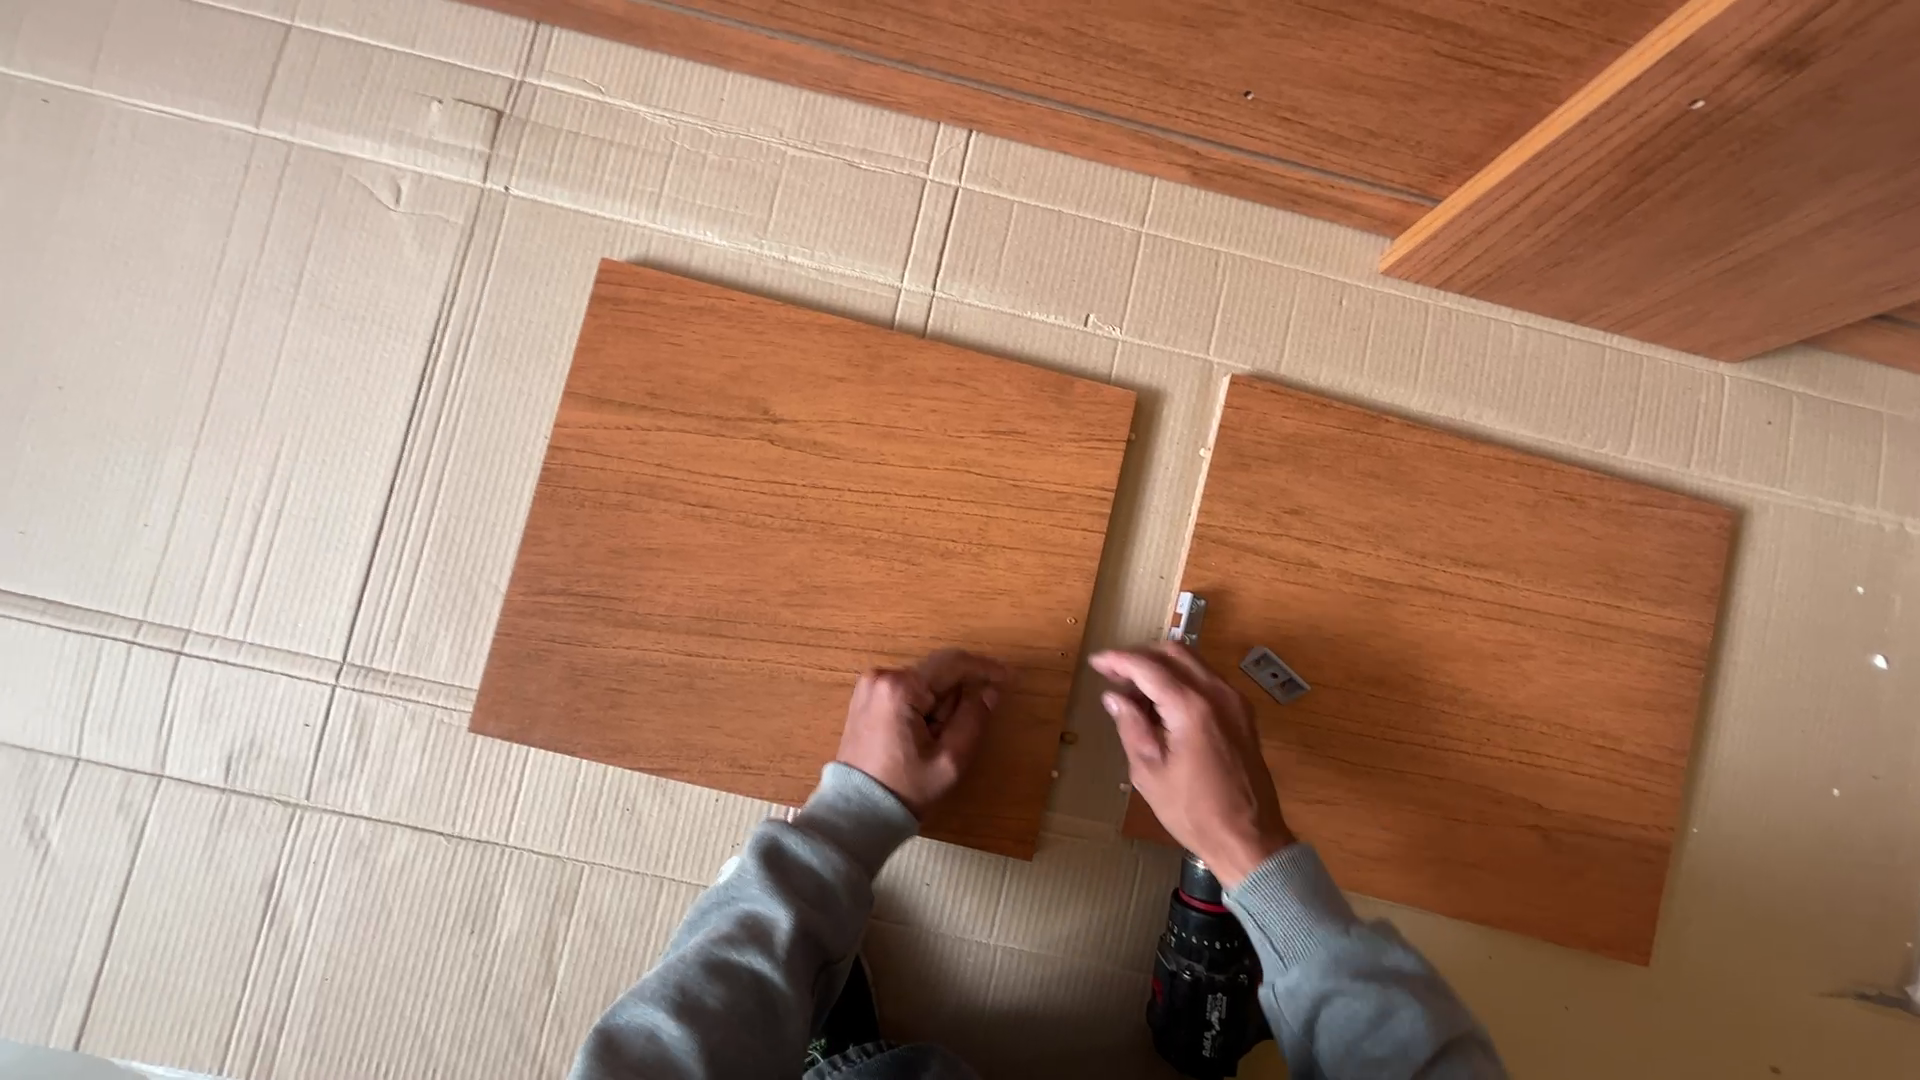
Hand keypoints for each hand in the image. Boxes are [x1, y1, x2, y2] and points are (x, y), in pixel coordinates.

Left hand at [836, 649, 1008, 816]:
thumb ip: (973, 720)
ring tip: (933, 741)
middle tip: (956, 733)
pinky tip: (920, 735)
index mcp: (900, 688)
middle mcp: (882, 676)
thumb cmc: (905, 788)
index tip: (1009, 677)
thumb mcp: (949, 760)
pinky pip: (907, 689)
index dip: (984, 668)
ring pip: (924, 682)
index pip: (952, 663)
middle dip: (955, 698)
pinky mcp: (866, 695)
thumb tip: (991, 690)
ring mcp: (870, 684)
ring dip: (939, 704)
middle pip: (937, 673)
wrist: (858, 809)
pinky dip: (922, 706)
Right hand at [1090, 643, 1293, 887]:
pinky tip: (1162, 701)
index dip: (1119, 660)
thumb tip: (1115, 697)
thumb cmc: (1194, 811)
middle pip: (1174, 652)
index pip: (1148, 667)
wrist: (1250, 839)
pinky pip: (1206, 679)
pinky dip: (1180, 678)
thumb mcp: (1149, 772)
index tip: (1096, 662)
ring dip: (1161, 665)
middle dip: (1140, 656)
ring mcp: (1234, 701)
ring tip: (1134, 689)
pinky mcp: (1242, 713)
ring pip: (1192, 661)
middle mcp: (1217, 694)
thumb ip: (1131, 726)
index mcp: (1192, 708)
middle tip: (1113, 675)